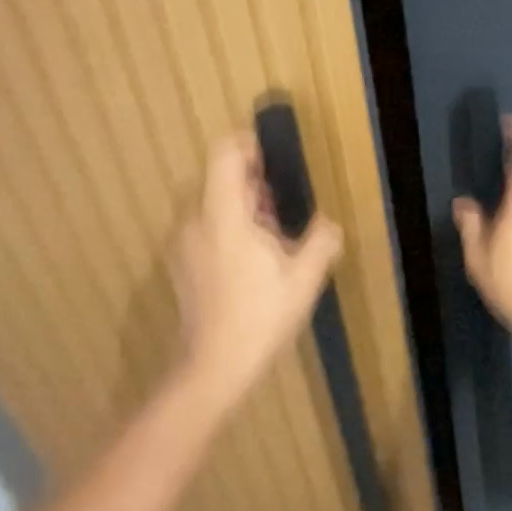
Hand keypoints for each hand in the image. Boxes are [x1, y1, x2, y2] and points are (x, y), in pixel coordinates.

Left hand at [169, 132, 342, 410]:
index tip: (273, 154)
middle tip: (286, 209)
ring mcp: (185, 245)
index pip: (225, 156)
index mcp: (224, 216)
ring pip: (215, 208)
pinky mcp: (183, 265)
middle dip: (255, 187)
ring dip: (245, 212)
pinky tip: (255, 264)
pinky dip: (231, 232)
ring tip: (275, 241)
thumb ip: (321, 240)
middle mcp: (196, 222)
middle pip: (221, 182)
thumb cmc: (262, 316)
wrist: (215, 365)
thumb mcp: (305, 278)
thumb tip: (328, 224)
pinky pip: (208, 230)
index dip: (248, 145)